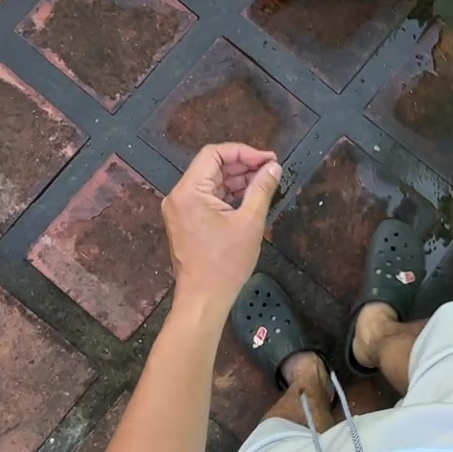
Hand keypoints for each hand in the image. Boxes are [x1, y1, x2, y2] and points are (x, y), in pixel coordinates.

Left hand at [162, 143, 282, 319]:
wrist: (204, 299)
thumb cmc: (226, 262)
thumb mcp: (250, 222)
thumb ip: (261, 189)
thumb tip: (274, 167)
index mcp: (189, 191)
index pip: (214, 154)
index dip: (244, 152)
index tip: (268, 159)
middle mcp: (179, 195)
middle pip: (211, 166)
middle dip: (242, 165)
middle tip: (270, 169)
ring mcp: (180, 209)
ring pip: (210, 181)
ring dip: (237, 179)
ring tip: (264, 182)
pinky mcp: (185, 221)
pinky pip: (207, 197)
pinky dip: (228, 194)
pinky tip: (250, 196)